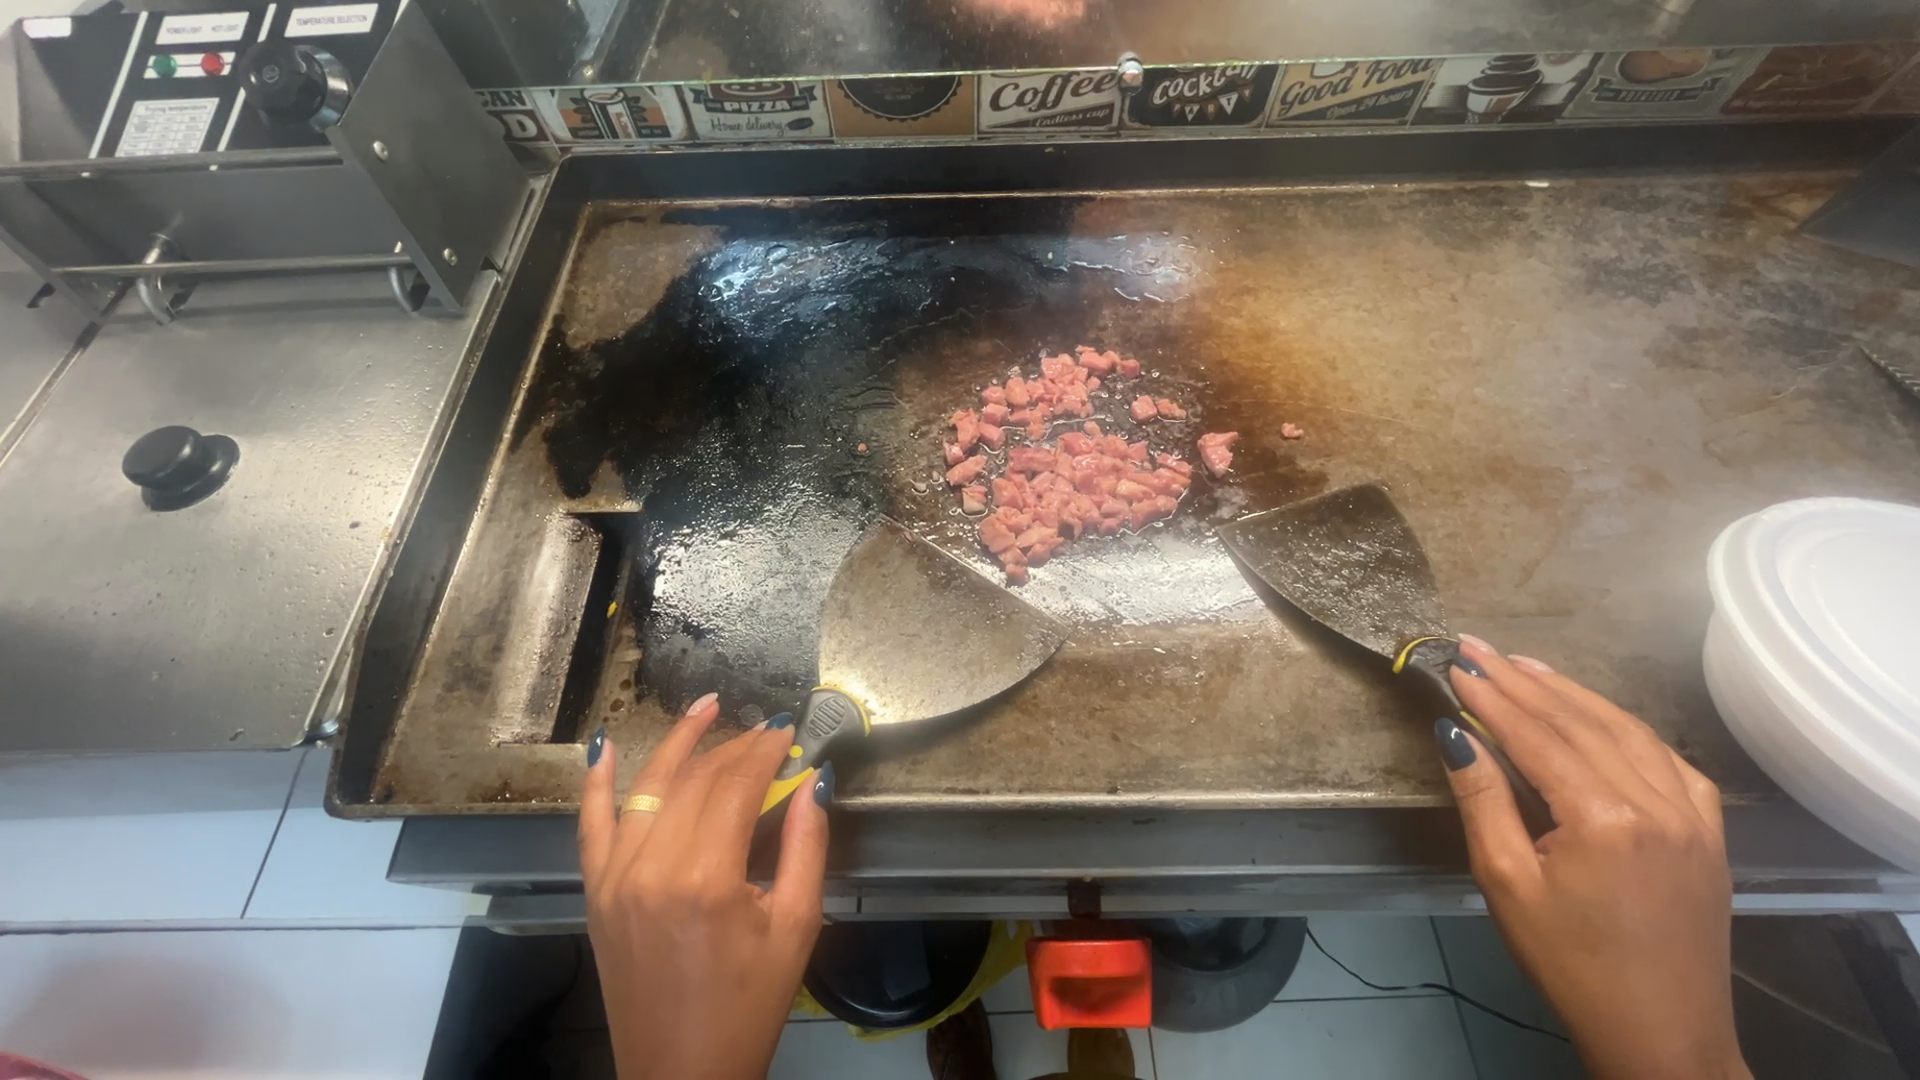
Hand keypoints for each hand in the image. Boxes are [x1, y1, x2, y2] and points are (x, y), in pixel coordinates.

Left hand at [578, 695, 833, 1079]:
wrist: (682, 1074)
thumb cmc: (750, 1004)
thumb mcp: (796, 924)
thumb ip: (806, 844)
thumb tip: (815, 780)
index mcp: (706, 878)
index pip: (736, 785)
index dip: (766, 751)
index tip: (790, 732)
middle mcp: (652, 868)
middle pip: (695, 780)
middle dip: (735, 746)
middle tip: (766, 731)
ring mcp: (615, 878)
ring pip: (649, 788)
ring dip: (680, 743)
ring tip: (710, 708)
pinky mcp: (596, 893)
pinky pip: (591, 826)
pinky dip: (597, 783)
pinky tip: (607, 746)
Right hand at [1437, 636, 1749, 1079]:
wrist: (1659, 1028)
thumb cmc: (1566, 957)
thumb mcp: (1504, 880)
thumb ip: (1482, 799)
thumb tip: (1454, 733)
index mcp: (1605, 818)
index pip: (1536, 736)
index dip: (1490, 697)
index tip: (1456, 664)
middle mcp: (1658, 803)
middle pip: (1578, 723)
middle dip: (1521, 682)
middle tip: (1477, 648)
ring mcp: (1693, 814)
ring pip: (1625, 730)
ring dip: (1570, 693)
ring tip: (1523, 665)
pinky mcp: (1710, 830)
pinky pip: (1666, 758)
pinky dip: (1623, 725)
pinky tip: (1596, 712)